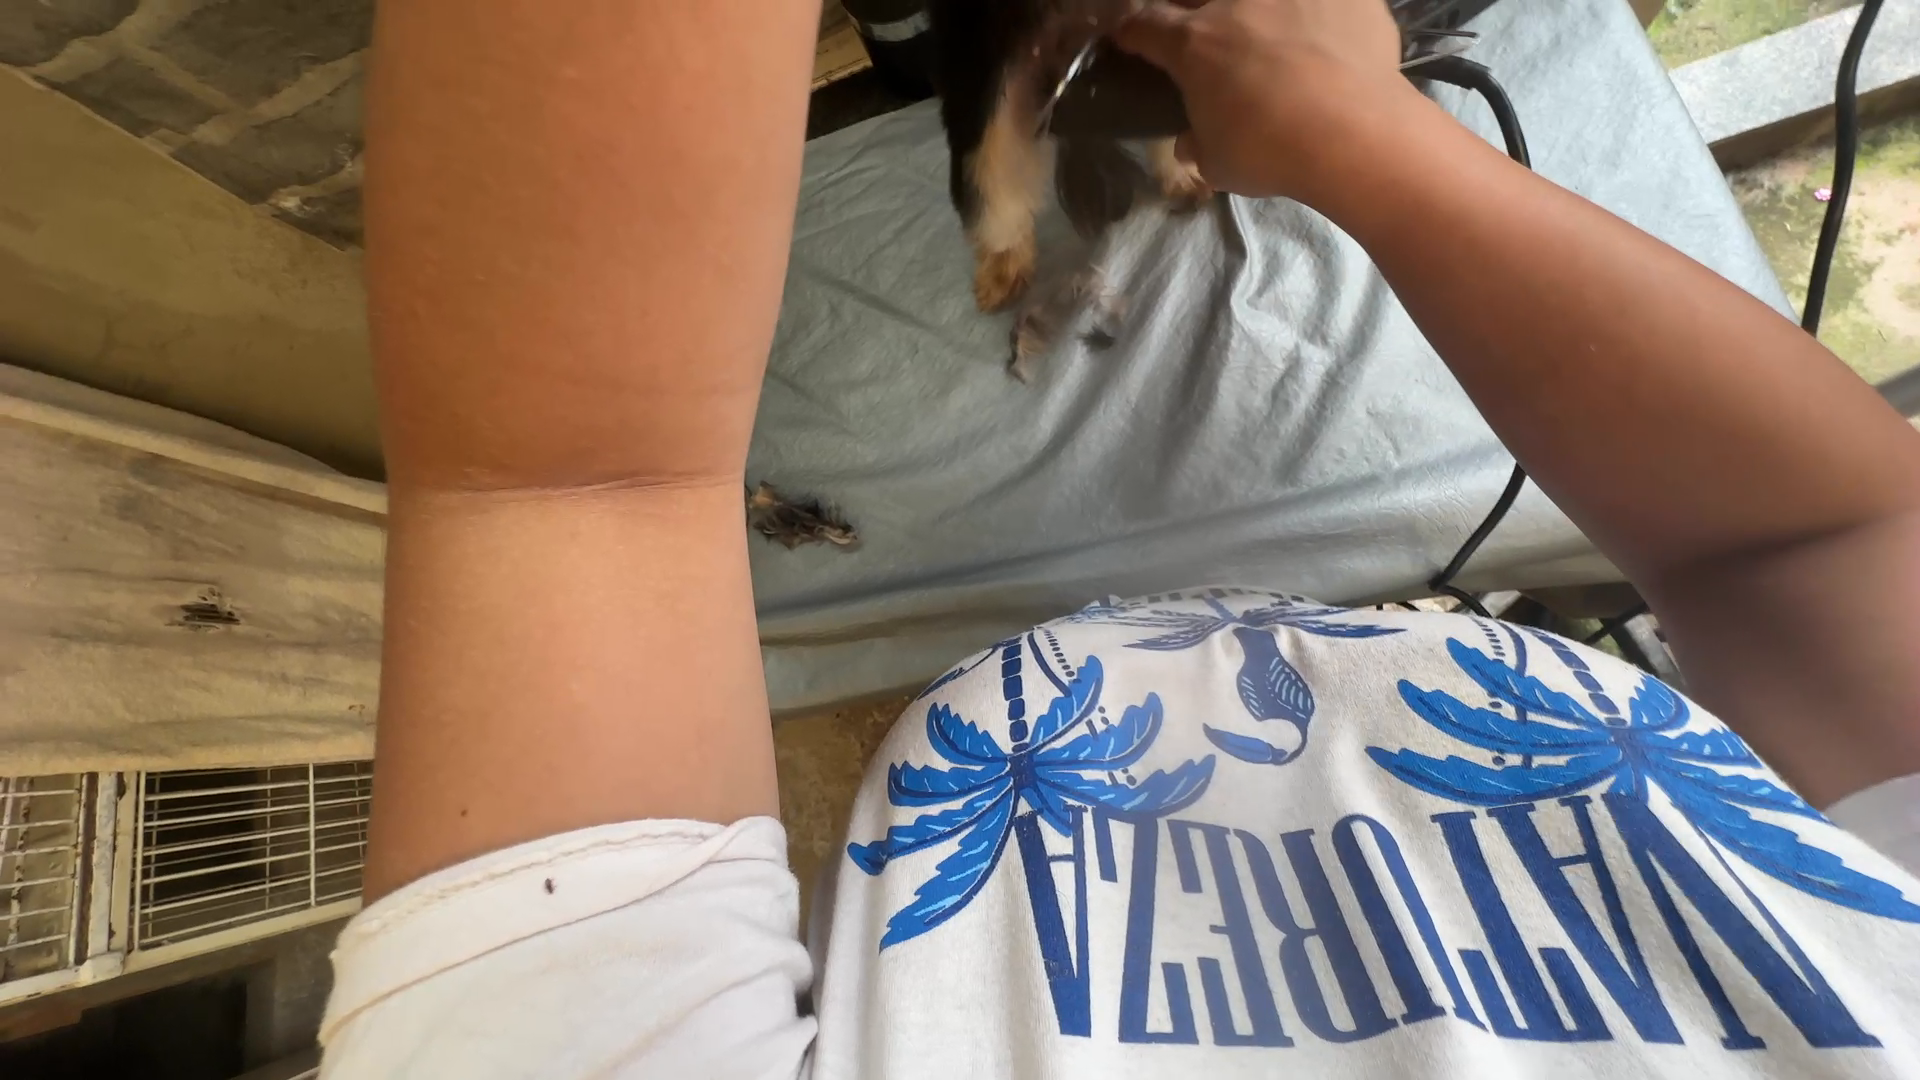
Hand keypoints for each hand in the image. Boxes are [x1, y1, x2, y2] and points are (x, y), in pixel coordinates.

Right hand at [1115, 0, 1407, 200]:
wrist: (1352, 132)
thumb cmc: (1267, 151)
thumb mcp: (1216, 163)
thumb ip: (1199, 144)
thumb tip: (1190, 140)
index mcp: (1196, 44)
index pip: (1147, 26)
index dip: (1132, 32)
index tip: (1127, 36)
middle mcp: (1240, 2)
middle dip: (1193, 10)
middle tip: (1201, 29)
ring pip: (1265, 1)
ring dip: (1261, 16)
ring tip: (1269, 41)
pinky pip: (1323, 3)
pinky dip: (1318, 18)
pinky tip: (1325, 47)